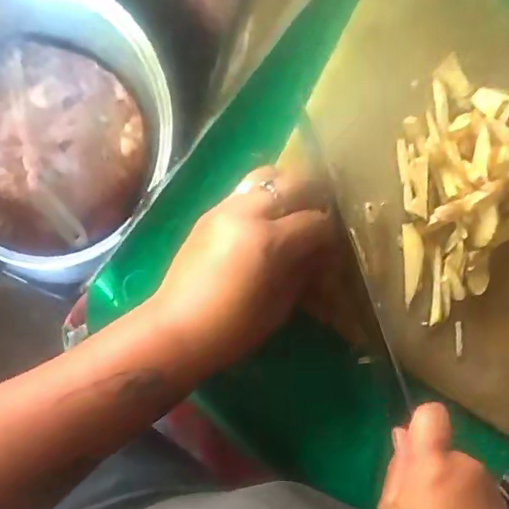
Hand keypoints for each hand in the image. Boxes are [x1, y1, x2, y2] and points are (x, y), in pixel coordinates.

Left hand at [156, 166, 332, 365]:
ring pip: (267, 177)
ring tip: (292, 215)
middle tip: (320, 222)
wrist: (175, 331)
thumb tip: (317, 255)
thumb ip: (301, 274)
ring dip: (287, 190)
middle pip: (296, 183)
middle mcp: (248, 213)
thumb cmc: (231, 331)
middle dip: (315, 199)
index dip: (330, 236)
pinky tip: (264, 223)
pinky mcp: (208, 214)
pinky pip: (244, 191)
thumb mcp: (276, 308)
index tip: (333, 250)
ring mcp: (224, 208)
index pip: (316, 221)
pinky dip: (262, 198)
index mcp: (269, 240)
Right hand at [377, 403, 508, 508]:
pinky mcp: (504, 507)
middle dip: (434, 471)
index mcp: (433, 463)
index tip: (411, 453)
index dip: (421, 427)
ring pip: (462, 477)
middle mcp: (468, 465)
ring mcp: (490, 486)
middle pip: (446, 453)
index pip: (431, 415)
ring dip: (451, 494)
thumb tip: (403, 434)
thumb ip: (398, 469)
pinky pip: (476, 498)